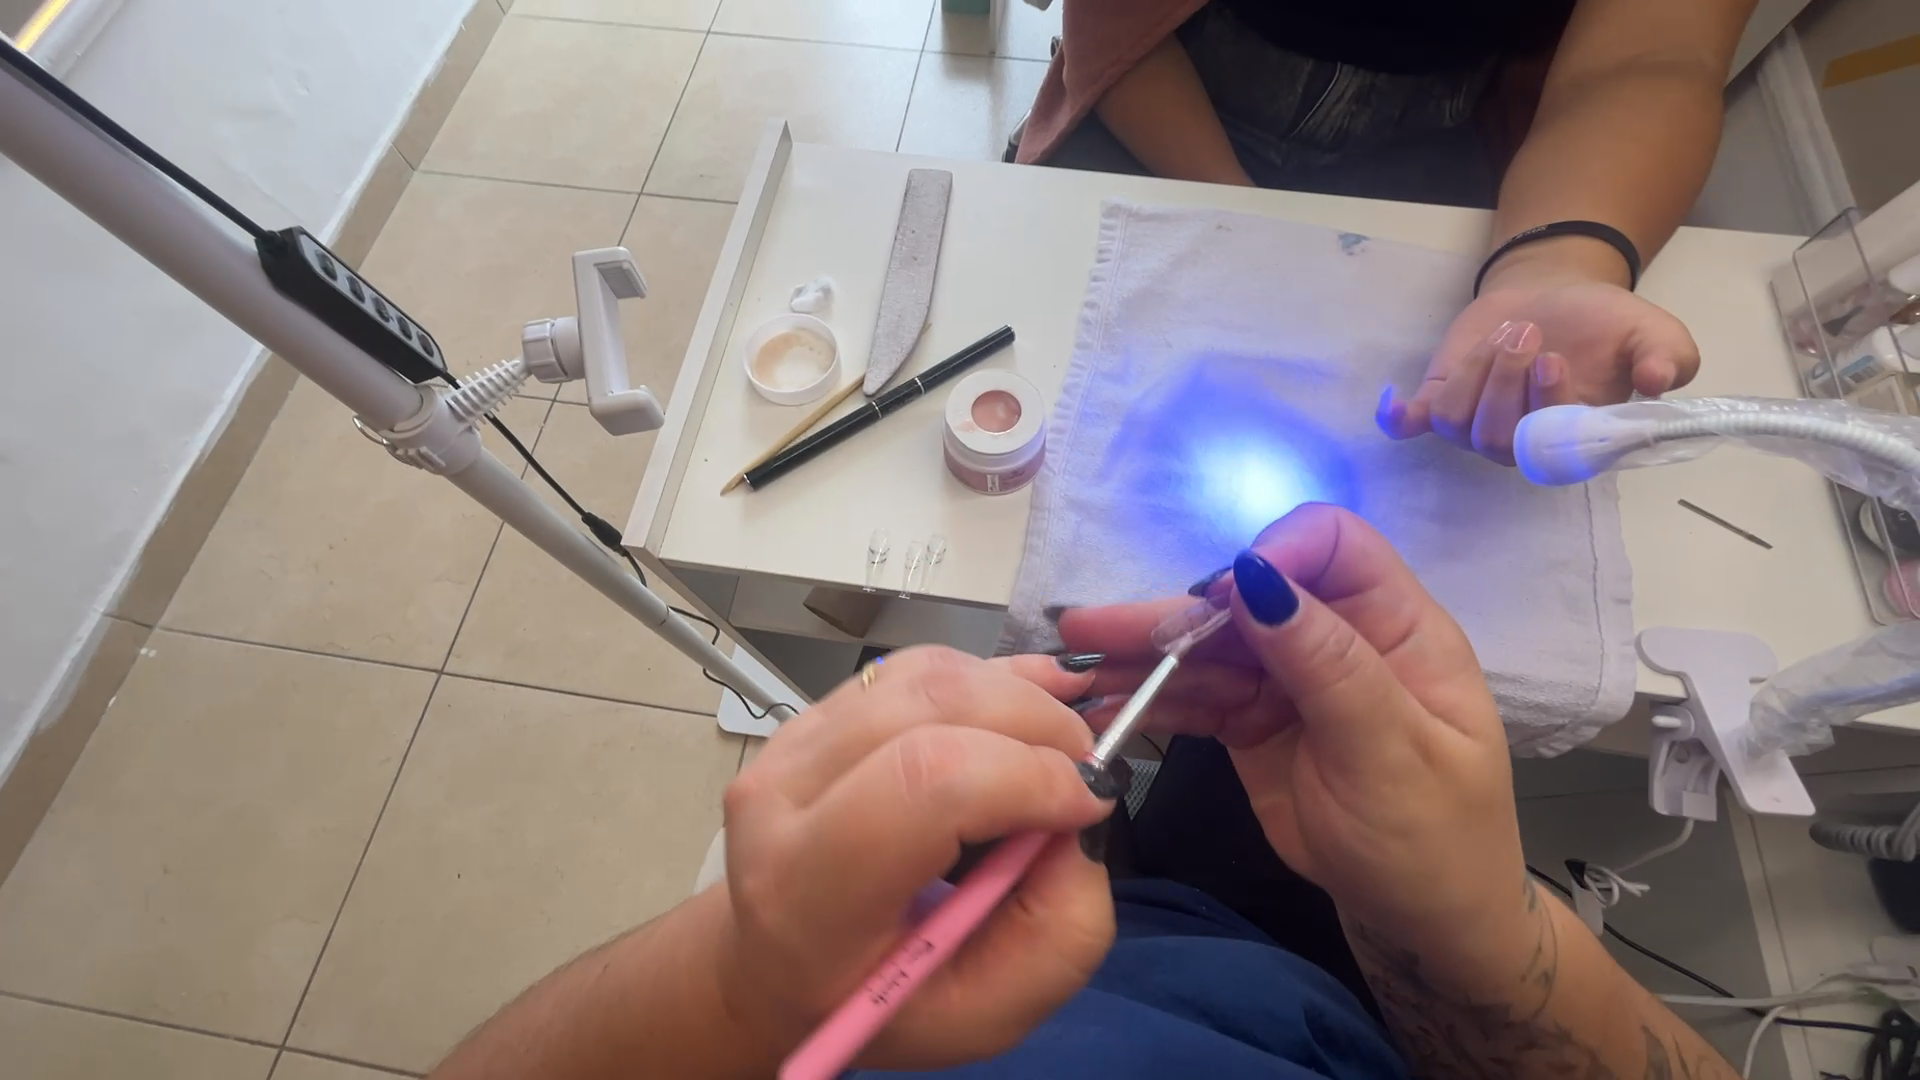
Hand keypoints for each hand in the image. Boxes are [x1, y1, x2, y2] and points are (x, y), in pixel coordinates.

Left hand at [714, 648, 1115, 1070]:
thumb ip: (1056, 934)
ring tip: (1058, 741)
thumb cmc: (877, 999)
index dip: (1025, 775)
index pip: (924, 783)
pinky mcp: (814, 711)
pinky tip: (1024, 704)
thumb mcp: (982, 1014)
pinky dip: (986, 675)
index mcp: (806, 892)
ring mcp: (792, 738)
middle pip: (932, 706)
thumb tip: (1082, 820)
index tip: (1091, 801)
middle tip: (1088, 765)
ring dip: (1016, 693)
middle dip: (1037, 721)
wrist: (782, 954)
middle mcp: (783, 793)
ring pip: (929, 673)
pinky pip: (915, 666)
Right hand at [1060, 505, 1527, 951]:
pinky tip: (1107, 707)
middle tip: (1090, 627)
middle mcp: (1331, 638)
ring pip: (1205, 649)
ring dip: (1142, 657)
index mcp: (1392, 626)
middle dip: (1168, 613)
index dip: (1276, 552)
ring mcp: (1284, 679)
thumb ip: (1326, 663)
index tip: (1217, 596)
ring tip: (1078, 668)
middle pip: (1242, 600)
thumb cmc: (1431, 838)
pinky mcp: (1249, 718)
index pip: (1334, 547)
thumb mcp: (1390, 752)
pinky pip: (1193, 698)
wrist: (1418, 920)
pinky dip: (1150, 702)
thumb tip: (1256, 576)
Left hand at [1378, 245, 1699, 464]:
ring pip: (1453, 419)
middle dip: (1503, 382)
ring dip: (1474, 371)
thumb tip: (1659, 382)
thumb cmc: (1602, 325)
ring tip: (1507, 333)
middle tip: (1526, 334)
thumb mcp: (1650, 332)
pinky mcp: (1436, 401)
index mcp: (1567, 437)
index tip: (1552, 359)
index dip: (1541, 407)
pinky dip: (1395, 418)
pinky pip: (1407, 424)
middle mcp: (1513, 441)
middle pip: (1490, 436)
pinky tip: (1392, 401)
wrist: (1551, 297)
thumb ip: (1667, 356)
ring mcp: (1470, 424)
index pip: (1543, 447)